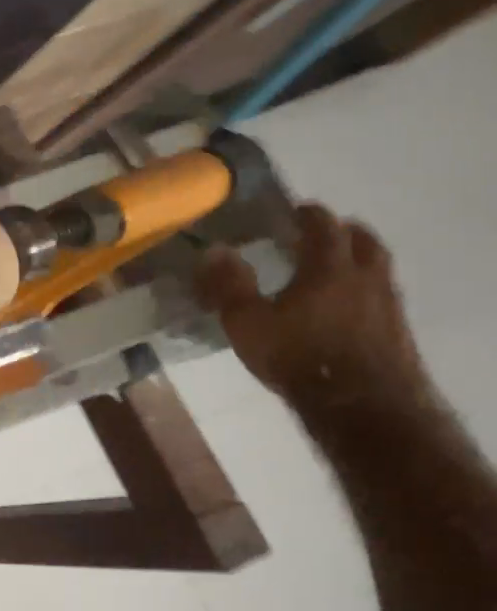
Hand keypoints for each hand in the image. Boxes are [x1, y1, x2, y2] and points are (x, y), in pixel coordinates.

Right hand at [197, 203, 429, 413]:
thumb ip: (229, 284)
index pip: (324, 228)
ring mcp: (387, 302)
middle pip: (364, 241)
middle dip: (344, 231)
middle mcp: (365, 277)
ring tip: (336, 264)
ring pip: (378, 266)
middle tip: (323, 231)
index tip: (296, 209)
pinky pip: (382, 292)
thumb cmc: (296, 355)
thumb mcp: (246, 322)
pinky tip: (348, 302)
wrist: (359, 401)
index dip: (309, 215)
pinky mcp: (396, 327)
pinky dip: (365, 285)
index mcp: (328, 269)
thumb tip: (213, 249)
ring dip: (359, 257)